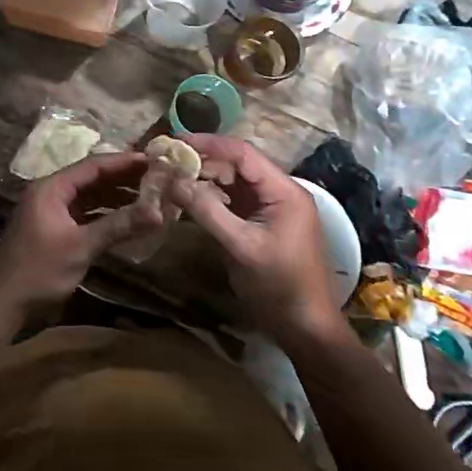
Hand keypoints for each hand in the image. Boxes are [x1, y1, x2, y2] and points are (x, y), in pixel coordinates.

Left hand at [0, 153, 161, 320]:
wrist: (5, 303)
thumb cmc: (40, 271)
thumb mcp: (81, 246)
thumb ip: (119, 225)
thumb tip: (159, 212)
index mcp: (50, 188)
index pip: (92, 166)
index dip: (124, 162)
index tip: (155, 160)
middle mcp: (49, 193)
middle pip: (91, 178)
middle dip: (124, 179)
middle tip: (158, 177)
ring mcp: (51, 212)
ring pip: (89, 197)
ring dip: (116, 197)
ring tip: (150, 197)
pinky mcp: (54, 229)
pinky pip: (85, 214)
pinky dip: (105, 215)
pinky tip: (129, 220)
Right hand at [169, 135, 347, 343]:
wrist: (304, 327)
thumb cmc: (279, 285)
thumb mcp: (240, 246)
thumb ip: (207, 211)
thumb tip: (172, 181)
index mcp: (284, 191)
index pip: (243, 154)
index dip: (208, 144)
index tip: (175, 142)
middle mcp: (279, 192)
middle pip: (236, 165)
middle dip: (202, 161)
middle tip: (166, 161)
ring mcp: (270, 208)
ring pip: (232, 182)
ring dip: (204, 179)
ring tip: (171, 176)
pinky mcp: (260, 224)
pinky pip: (232, 201)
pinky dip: (210, 197)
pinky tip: (186, 198)